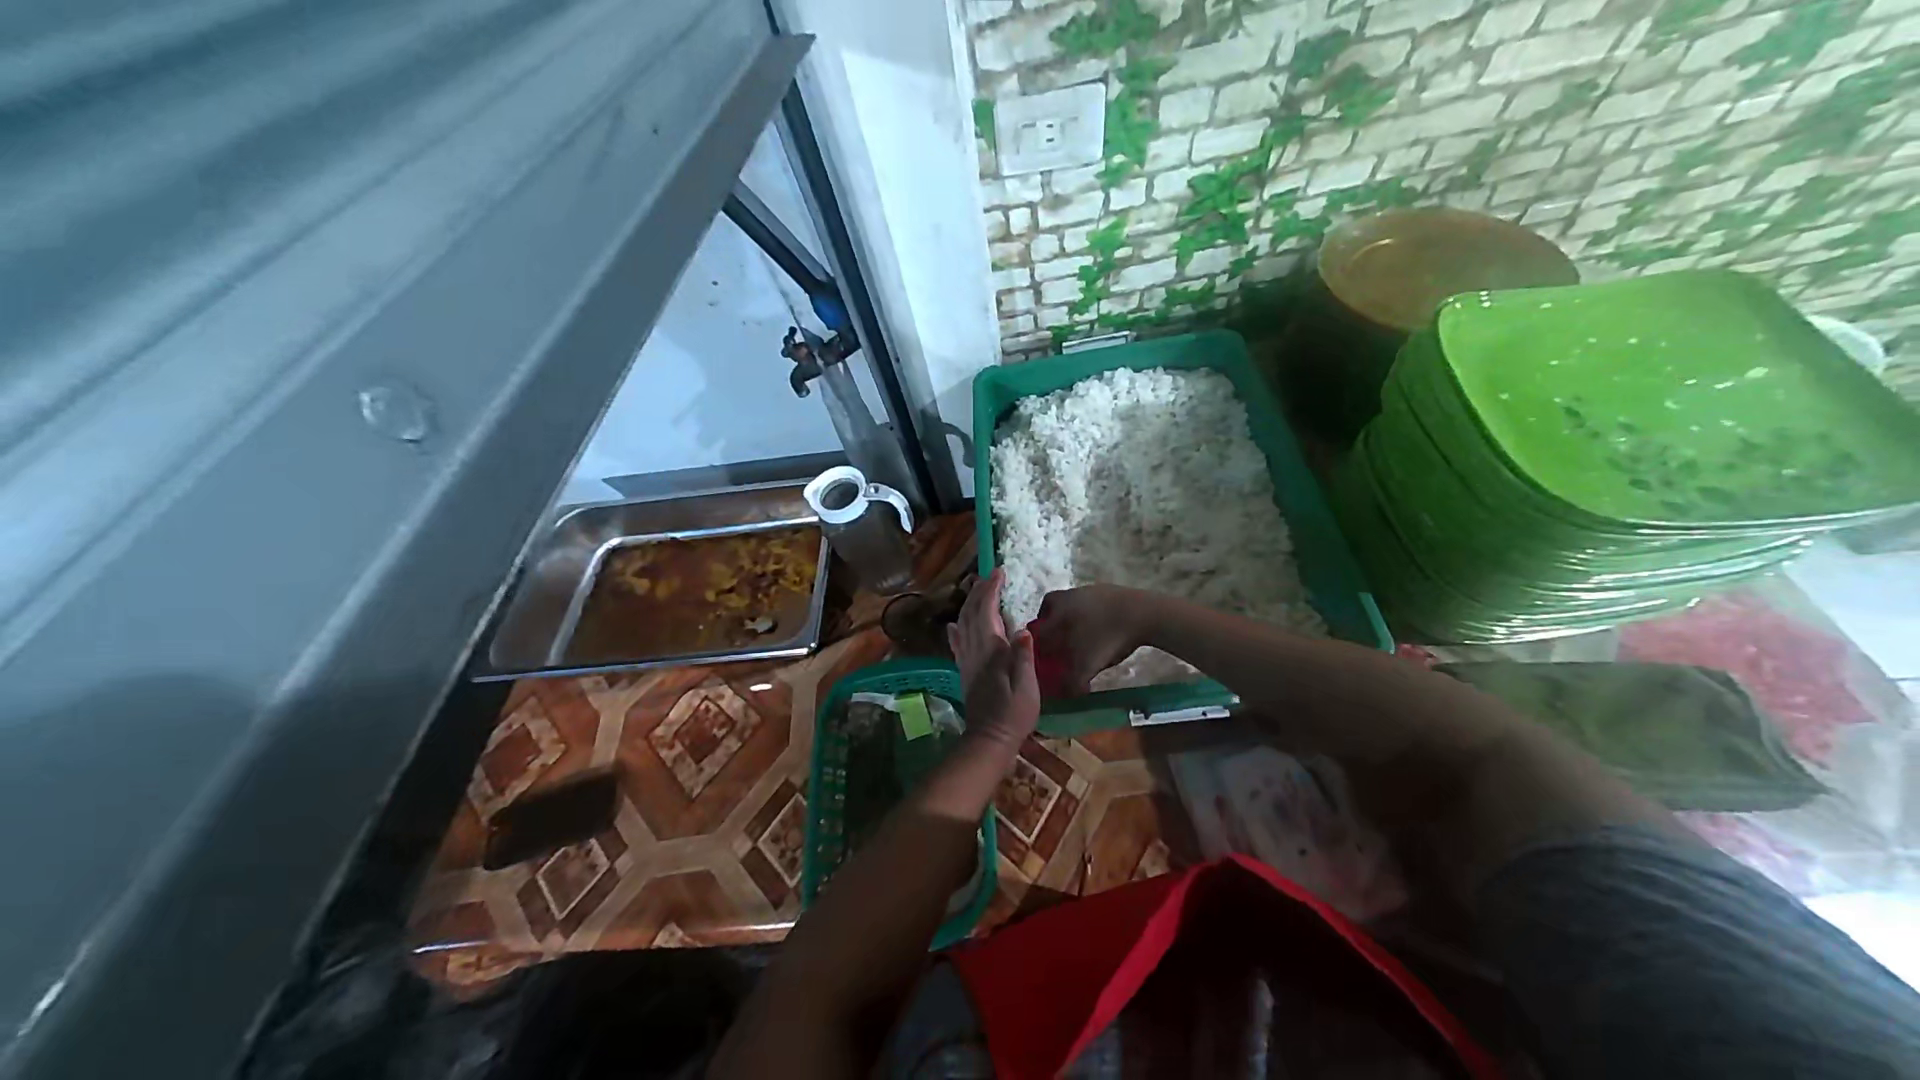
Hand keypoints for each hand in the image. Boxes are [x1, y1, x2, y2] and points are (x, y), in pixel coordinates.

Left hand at [947, 568, 1039, 748]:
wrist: (988, 740)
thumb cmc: (1013, 715)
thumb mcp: (1027, 688)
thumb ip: (1023, 658)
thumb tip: (1024, 630)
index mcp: (990, 650)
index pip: (987, 611)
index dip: (991, 590)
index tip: (999, 572)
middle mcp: (974, 651)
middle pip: (971, 613)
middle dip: (980, 591)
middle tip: (991, 575)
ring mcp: (966, 661)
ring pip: (962, 624)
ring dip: (968, 604)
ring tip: (977, 590)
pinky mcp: (964, 671)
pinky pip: (957, 643)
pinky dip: (957, 628)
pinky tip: (954, 624)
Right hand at [1027, 584, 1153, 695]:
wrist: (1143, 613)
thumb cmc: (1107, 638)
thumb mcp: (1086, 666)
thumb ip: (1071, 684)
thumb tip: (1065, 698)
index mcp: (1056, 614)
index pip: (1035, 630)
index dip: (1036, 646)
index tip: (1043, 658)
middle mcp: (1066, 598)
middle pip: (1048, 609)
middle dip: (1048, 624)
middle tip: (1056, 642)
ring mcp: (1087, 590)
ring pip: (1069, 605)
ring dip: (1070, 620)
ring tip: (1081, 639)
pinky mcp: (1105, 589)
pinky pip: (1089, 604)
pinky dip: (1089, 617)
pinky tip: (1101, 630)